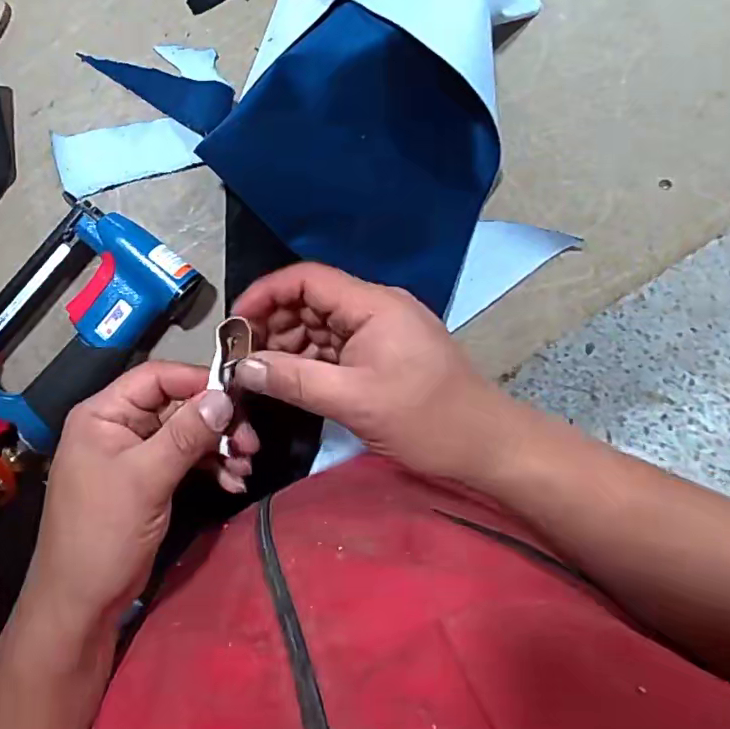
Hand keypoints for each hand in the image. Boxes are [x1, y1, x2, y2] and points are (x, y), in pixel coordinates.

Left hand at [22, 362, 237, 631]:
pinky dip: (209, 467)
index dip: (197, 381)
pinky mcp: (147, 479)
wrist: (81, 603)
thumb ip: (186, 435)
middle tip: (250, 442)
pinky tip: (234, 482)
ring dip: (217, 447)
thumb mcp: (146, 479)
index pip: (155, 377)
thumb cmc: (103, 533)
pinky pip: (183, 459)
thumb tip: (224, 397)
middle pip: (175, 405)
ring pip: (184, 433)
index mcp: (103, 412)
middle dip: (214, 421)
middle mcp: (117, 425)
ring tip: (246, 466)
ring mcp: (133, 453)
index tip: (238, 396)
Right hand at [229, 263, 534, 482]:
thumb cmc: (428, 420)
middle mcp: (374, 307)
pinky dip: (308, 358)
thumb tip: (241, 368)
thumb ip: (292, 380)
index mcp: (372, 304)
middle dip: (272, 323)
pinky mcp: (381, 351)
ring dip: (287, 343)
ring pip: (318, 323)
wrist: (493, 449)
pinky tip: (289, 377)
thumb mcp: (353, 401)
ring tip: (262, 371)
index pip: (306, 279)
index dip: (265, 294)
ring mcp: (379, 329)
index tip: (236, 322)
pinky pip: (333, 344)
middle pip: (309, 299)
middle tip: (243, 355)